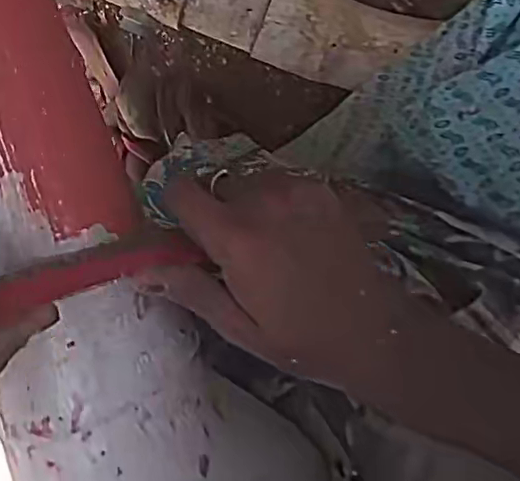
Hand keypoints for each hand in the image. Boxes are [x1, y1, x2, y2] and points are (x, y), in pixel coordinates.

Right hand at [138, 170, 416, 388]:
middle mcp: (261, 199)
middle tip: (237, 249)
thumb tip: (142, 270)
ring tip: (272, 242)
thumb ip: (190, 289)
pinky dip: (278, 199)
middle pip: (215, 185)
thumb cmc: (302, 338)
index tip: (183, 227)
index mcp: (235, 237)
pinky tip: (298, 232)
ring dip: (248, 203)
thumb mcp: (240, 328)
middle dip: (216, 211)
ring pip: (247, 181)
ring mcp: (294, 187)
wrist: (377, 331)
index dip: (175, 205)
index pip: (180, 189)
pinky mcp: (318, 185)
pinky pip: (279, 180)